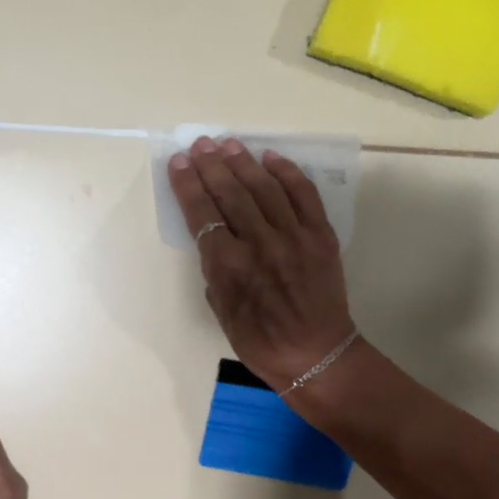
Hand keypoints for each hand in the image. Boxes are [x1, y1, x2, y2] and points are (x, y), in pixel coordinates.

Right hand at [167, 136, 360, 391]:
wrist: (316, 354)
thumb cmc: (261, 343)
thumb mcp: (222, 312)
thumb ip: (215, 272)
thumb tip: (215, 241)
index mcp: (229, 267)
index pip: (202, 215)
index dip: (188, 186)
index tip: (178, 164)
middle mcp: (259, 244)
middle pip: (230, 194)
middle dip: (211, 166)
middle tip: (199, 144)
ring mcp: (293, 236)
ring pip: (264, 188)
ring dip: (243, 162)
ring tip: (227, 144)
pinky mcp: (320, 236)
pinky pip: (303, 194)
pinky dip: (287, 173)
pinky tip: (270, 159)